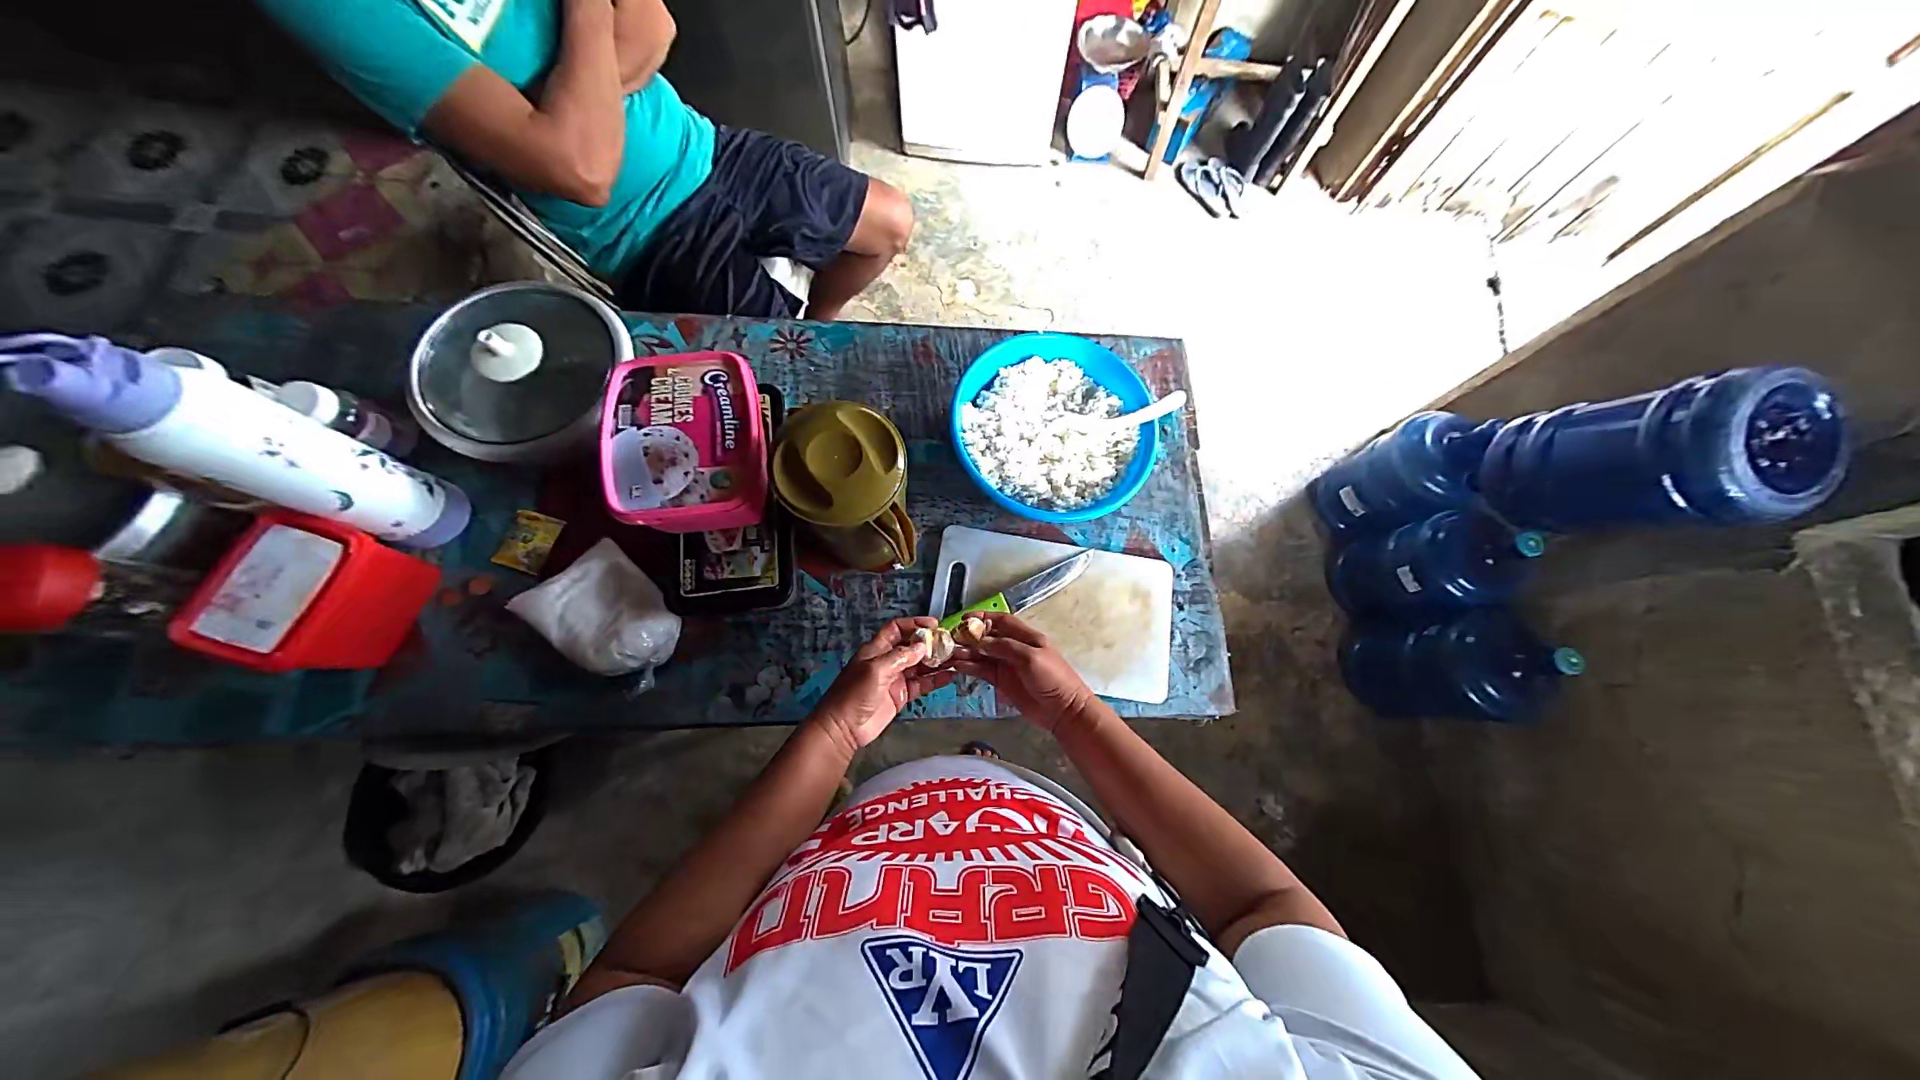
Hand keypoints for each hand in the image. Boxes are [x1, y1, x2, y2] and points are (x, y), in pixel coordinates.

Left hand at [810, 618, 955, 752]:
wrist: (844, 728)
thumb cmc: (854, 694)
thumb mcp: (876, 670)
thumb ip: (900, 656)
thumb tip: (922, 646)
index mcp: (877, 649)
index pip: (897, 629)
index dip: (914, 624)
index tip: (934, 625)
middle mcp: (888, 661)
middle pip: (912, 647)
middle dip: (931, 644)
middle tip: (951, 643)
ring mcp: (895, 678)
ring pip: (920, 665)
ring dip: (937, 661)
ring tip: (956, 658)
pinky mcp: (901, 695)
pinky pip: (922, 684)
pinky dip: (936, 680)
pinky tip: (950, 676)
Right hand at [951, 613, 1097, 733]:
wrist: (1063, 710)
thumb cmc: (1052, 678)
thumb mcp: (1030, 657)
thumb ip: (1005, 647)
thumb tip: (981, 641)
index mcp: (1026, 637)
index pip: (1002, 621)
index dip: (984, 618)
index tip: (965, 618)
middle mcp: (1014, 648)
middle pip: (988, 637)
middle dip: (970, 636)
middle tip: (951, 638)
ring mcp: (1007, 665)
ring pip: (982, 654)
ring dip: (967, 652)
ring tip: (950, 653)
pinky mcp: (1002, 681)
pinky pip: (983, 670)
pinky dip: (970, 667)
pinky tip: (958, 666)